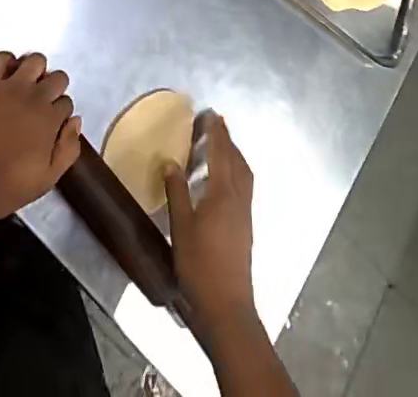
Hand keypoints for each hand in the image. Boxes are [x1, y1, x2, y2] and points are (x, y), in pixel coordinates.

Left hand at [0, 52, 82, 222]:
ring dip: (34, 70)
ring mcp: (9, 88)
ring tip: (23, 85)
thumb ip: (68, 149)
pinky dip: (3, 60)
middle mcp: (35, 98)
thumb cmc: (3, 187)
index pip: (66, 103)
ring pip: (34, 60)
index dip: (59, 113)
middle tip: (38, 104)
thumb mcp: (46, 180)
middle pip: (57, 77)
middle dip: (53, 89)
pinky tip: (3, 73)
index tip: (48, 124)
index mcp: (50, 120)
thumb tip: (75, 121)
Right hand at [164, 115, 257, 326]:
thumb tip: (171, 162)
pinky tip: (228, 175)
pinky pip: (244, 181)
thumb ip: (177, 193)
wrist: (227, 302)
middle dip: (226, 137)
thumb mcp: (181, 228)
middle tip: (216, 121)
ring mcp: (245, 208)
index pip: (220, 152)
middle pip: (235, 157)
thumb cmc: (200, 265)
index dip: (215, 132)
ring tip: (222, 142)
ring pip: (243, 169)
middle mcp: (239, 194)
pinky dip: (237, 167)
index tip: (211, 114)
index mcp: (223, 192)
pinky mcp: (246, 221)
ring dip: (233, 151)